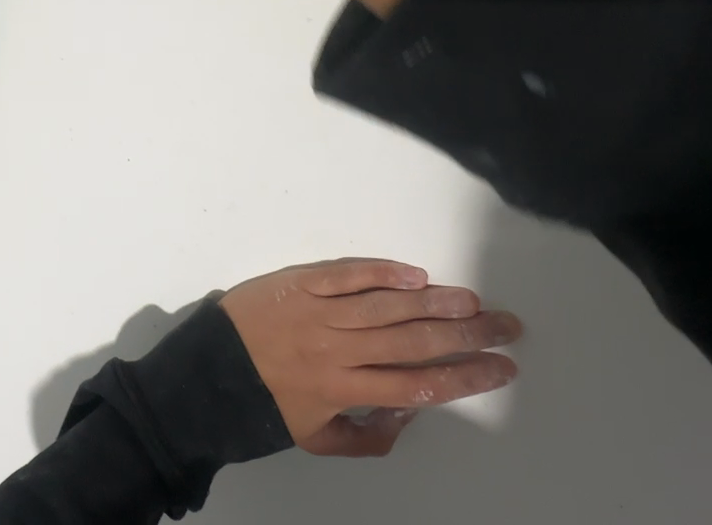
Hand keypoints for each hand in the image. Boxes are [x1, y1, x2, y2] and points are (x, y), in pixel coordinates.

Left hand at [219, 258, 521, 457]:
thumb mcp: (316, 439)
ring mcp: (319, 313)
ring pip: (387, 306)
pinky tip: (414, 274)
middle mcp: (340, 351)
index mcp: (346, 391)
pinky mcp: (299, 283)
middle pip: (415, 341)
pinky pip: (346, 275)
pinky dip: (381, 272)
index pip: (421, 384)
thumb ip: (368, 435)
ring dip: (434, 302)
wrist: (206, 371)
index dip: (467, 376)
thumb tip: (411, 412)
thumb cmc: (264, 405)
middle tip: (505, 324)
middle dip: (467, 335)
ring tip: (471, 299)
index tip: (502, 367)